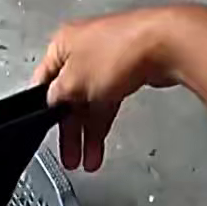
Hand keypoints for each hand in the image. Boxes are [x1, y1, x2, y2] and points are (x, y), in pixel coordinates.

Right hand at [33, 5, 206, 171]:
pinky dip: (102, 123)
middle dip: (70, 132)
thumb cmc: (118, 53)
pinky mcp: (125, 71)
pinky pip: (107, 103)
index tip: (44, 131)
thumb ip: (55, 98)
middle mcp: (81, 49)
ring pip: (89, 105)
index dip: (41, 110)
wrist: (164, 45)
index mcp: (62, 45)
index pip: (43, 83)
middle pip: (68, 99)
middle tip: (70, 156)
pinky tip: (100, 143)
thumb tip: (51, 103)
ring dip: (88, 135)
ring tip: (88, 160)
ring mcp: (105, 60)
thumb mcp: (71, 83)